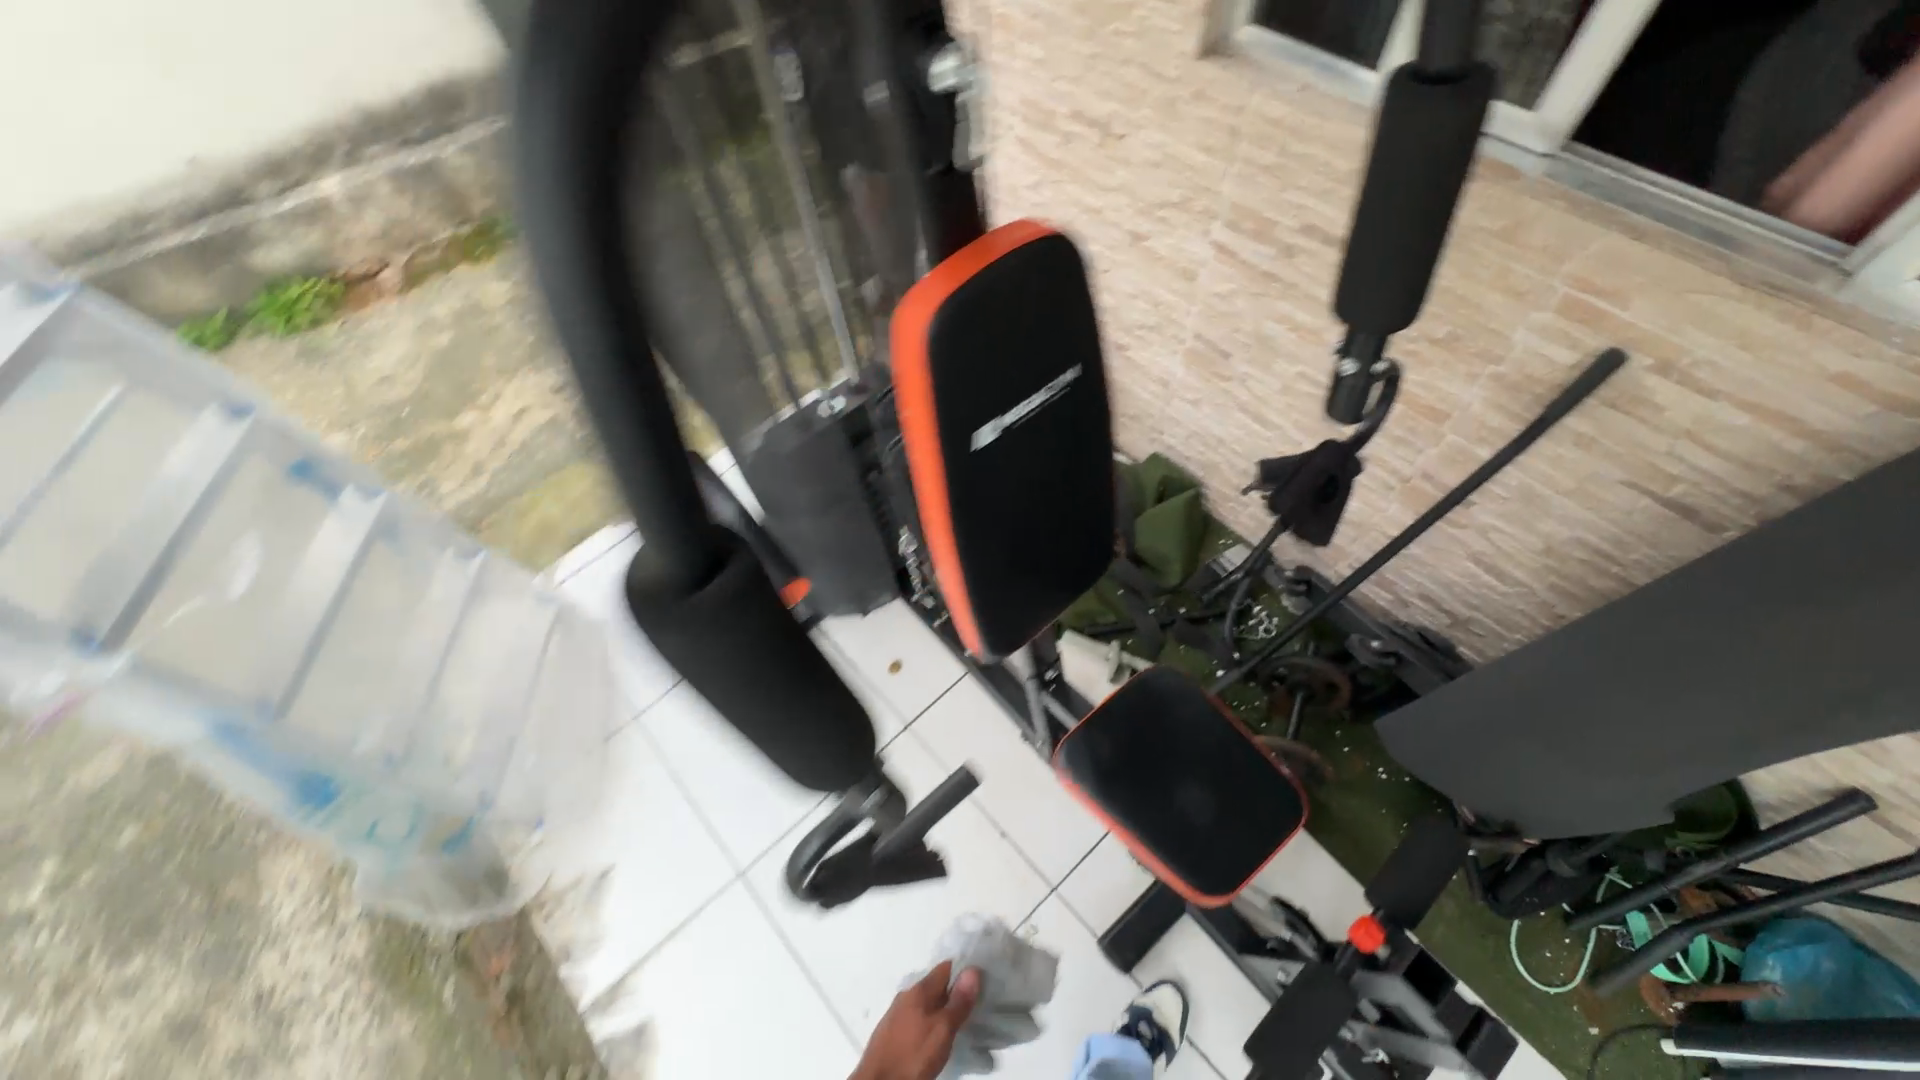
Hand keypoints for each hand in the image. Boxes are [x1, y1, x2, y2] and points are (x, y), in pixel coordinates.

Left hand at [851, 961, 982, 1079]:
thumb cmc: (913, 1055)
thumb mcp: (942, 1030)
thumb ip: (958, 1002)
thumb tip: (973, 969)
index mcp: (918, 991)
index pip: (945, 968)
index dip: (964, 971)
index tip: (982, 980)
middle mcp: (906, 996)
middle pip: (935, 986)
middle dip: (954, 992)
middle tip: (976, 1004)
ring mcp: (896, 1014)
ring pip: (925, 1003)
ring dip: (941, 1009)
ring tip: (960, 1021)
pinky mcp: (891, 1032)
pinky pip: (917, 1018)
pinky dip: (929, 1021)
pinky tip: (936, 1035)